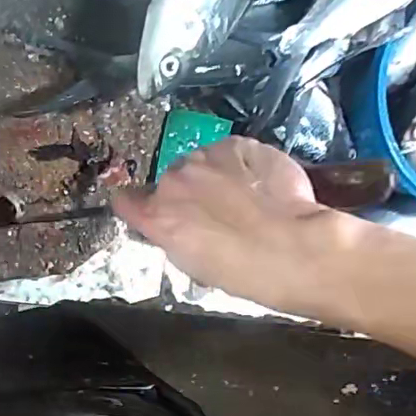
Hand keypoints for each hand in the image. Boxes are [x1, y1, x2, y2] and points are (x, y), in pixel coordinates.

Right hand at [113, 137, 362, 316]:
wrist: (289, 248)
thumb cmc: (238, 270)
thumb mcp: (190, 263)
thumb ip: (171, 234)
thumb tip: (175, 225)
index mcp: (156, 216)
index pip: (126, 200)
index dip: (138, 205)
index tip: (148, 211)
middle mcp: (173, 180)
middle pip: (170, 180)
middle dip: (186, 193)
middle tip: (213, 214)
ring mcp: (206, 157)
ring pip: (200, 162)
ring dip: (213, 175)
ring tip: (241, 198)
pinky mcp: (239, 144)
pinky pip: (231, 152)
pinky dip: (240, 164)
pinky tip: (259, 184)